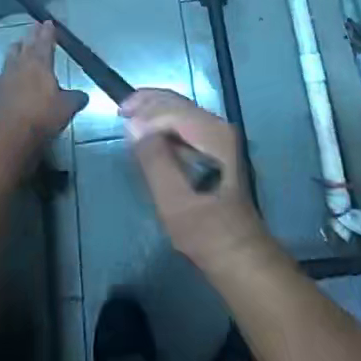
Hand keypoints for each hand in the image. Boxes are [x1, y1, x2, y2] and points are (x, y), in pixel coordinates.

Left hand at [0, 22, 86, 148]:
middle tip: (35, 28)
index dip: (48, 31)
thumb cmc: (42, 117)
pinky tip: (4, 78)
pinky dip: (4, 74)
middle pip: (25, 44)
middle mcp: (19, 65)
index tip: (48, 22)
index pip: (45, 41)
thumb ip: (75, 98)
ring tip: (19, 47)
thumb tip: (83, 95)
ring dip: (15, 50)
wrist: (8, 136)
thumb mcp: (67, 108)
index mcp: (39, 63)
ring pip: (9, 56)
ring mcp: (2, 77)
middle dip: (31, 36)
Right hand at [120, 90, 267, 269]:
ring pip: (182, 112)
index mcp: (215, 137)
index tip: (120, 120)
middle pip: (179, 104)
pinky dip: (164, 124)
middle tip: (120, 110)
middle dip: (148, 103)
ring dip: (155, 111)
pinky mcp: (215, 152)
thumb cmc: (207, 232)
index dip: (145, 111)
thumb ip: (155, 160)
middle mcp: (221, 129)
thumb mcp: (175, 202)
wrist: (239, 257)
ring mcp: (220, 140)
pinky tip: (148, 135)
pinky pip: (185, 127)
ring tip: (129, 118)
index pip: (173, 109)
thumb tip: (134, 126)